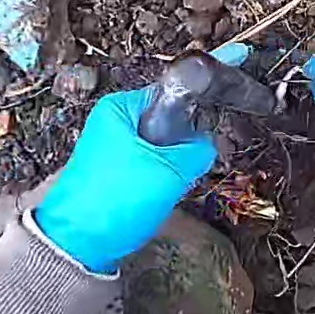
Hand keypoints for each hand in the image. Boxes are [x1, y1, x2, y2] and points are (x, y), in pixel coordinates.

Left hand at [35, 44, 247, 271]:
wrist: (75, 246)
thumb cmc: (118, 198)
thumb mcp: (170, 170)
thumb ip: (198, 148)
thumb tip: (207, 143)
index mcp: (122, 107)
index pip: (173, 87)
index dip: (207, 85)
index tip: (238, 67)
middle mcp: (115, 119)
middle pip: (171, 116)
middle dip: (189, 137)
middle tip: (203, 154)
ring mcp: (114, 145)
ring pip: (164, 142)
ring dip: (178, 158)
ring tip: (179, 180)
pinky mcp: (115, 169)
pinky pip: (153, 160)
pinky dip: (165, 171)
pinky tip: (169, 188)